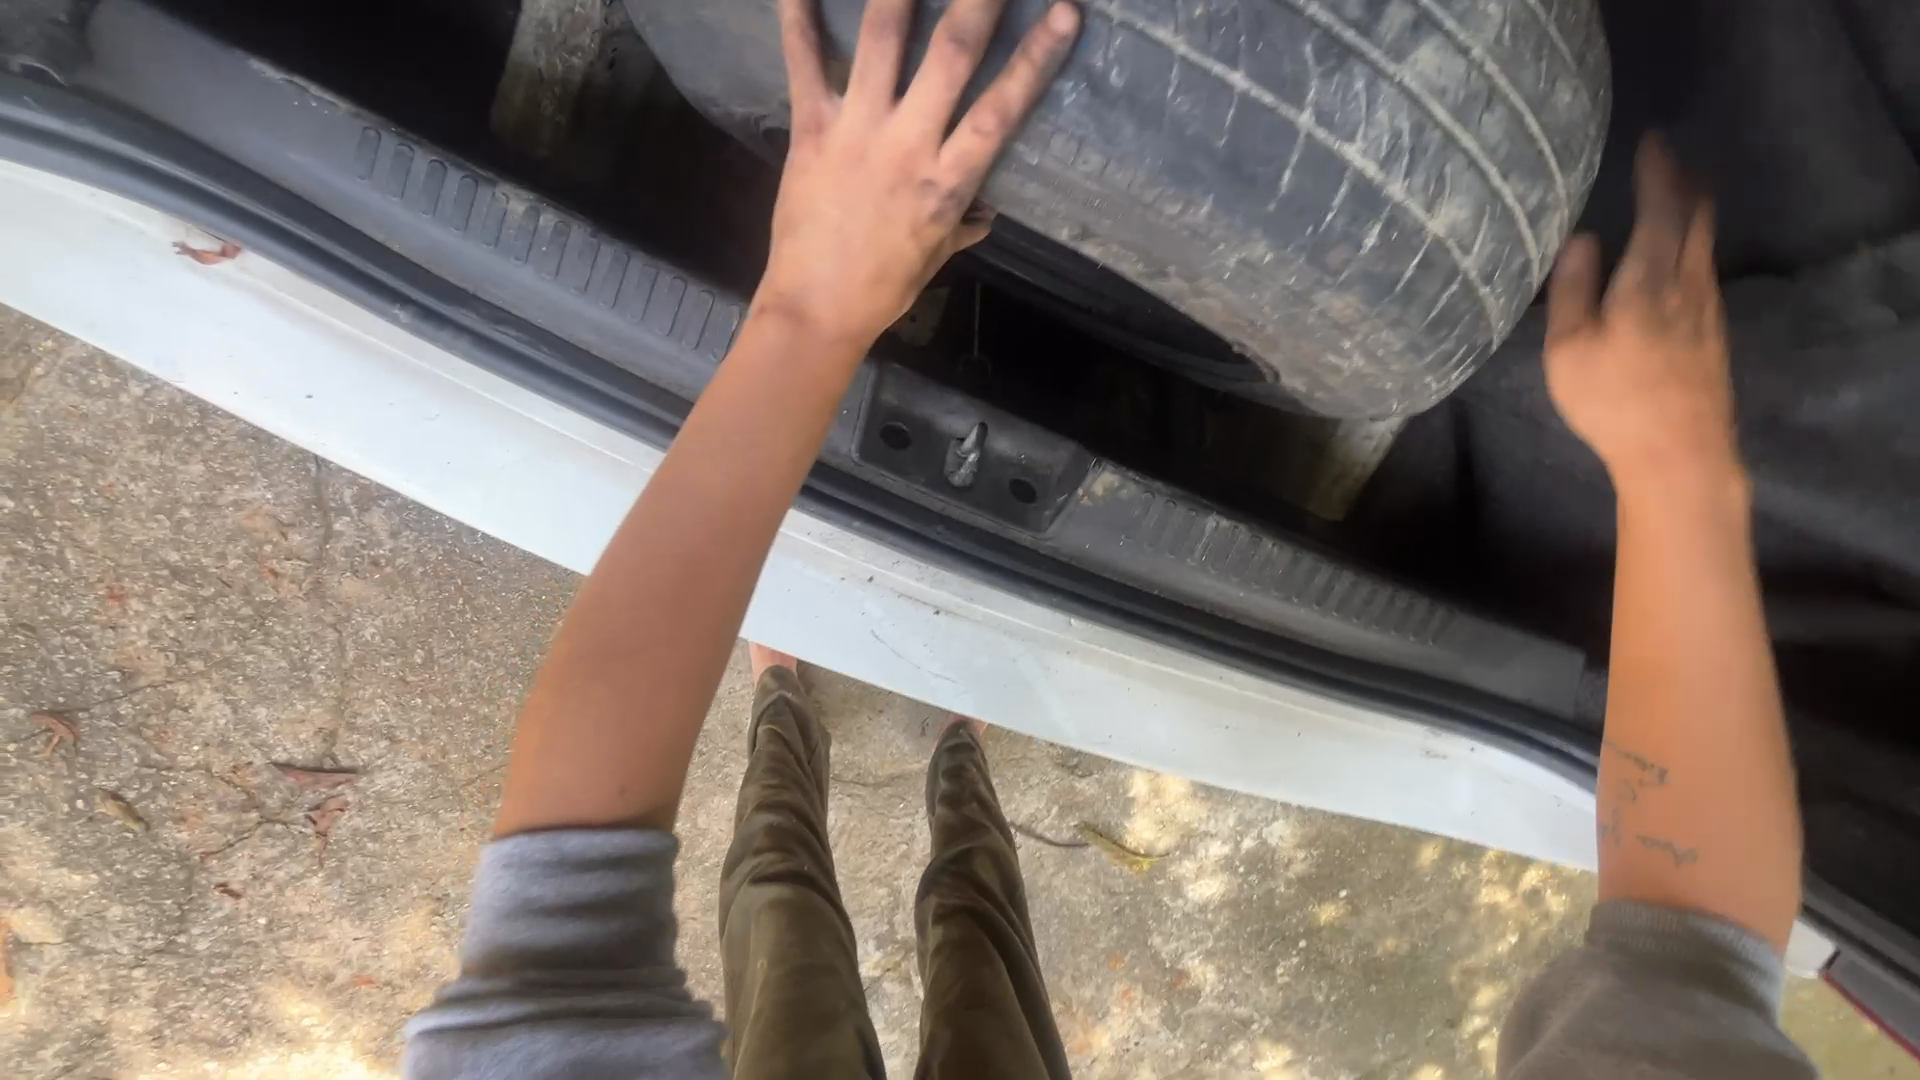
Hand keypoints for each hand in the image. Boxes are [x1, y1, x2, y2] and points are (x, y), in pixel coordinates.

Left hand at [751, 0, 1080, 350]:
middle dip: (977, 2)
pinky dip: (799, 17)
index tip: (1063, 15)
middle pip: (951, 55)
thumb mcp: (934, 259)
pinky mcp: (811, 131)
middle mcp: (908, 144)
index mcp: (947, 182)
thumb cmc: (883, 291)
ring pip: (882, 40)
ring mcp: (858, 131)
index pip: (1001, 111)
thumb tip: (987, 212)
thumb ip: (962, 226)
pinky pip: (804, 64)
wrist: (818, 309)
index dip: (1035, 60)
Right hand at [1544, 137, 1739, 491]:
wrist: (1676, 446)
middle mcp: (1687, 282)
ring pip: (1704, 242)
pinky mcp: (1710, 328)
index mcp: (1648, 280)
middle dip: (1683, 185)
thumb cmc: (1609, 396)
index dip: (1657, 173)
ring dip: (1690, 213)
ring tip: (1670, 199)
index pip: (1661, 210)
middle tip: (1664, 163)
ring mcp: (1706, 306)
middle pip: (1696, 218)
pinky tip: (1673, 257)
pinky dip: (1689, 244)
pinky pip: (1702, 267)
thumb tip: (1580, 239)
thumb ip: (1573, 290)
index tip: (1651, 142)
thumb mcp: (1569, 347)